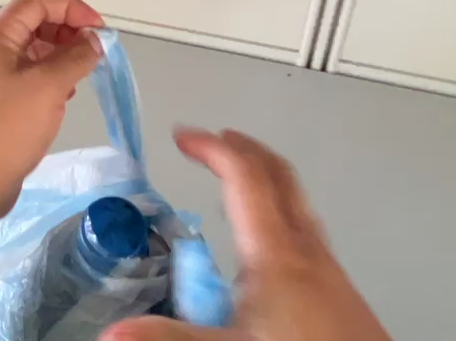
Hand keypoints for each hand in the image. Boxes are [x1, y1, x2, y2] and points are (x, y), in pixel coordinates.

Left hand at [0, 0, 104, 212]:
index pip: (38, 2)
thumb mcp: (49, 86)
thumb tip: (93, 41)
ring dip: (60, 56)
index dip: (73, 8)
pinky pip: (26, 74)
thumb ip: (77, 56)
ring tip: (81, 76)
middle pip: (34, 22)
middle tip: (94, 53)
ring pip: (31, 50)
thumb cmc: (7, 128)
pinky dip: (49, 76)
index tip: (99, 30)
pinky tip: (63, 96)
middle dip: (68, 32)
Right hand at [102, 128, 390, 340]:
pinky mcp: (346, 301)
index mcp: (276, 253)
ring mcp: (333, 275)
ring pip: (298, 205)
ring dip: (264, 182)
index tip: (183, 135)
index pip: (244, 175)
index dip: (212, 147)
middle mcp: (308, 252)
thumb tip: (109, 335)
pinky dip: (279, 218)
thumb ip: (170, 340)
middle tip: (214, 142)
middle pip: (280, 176)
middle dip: (245, 150)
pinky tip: (267, 260)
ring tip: (235, 190)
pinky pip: (307, 235)